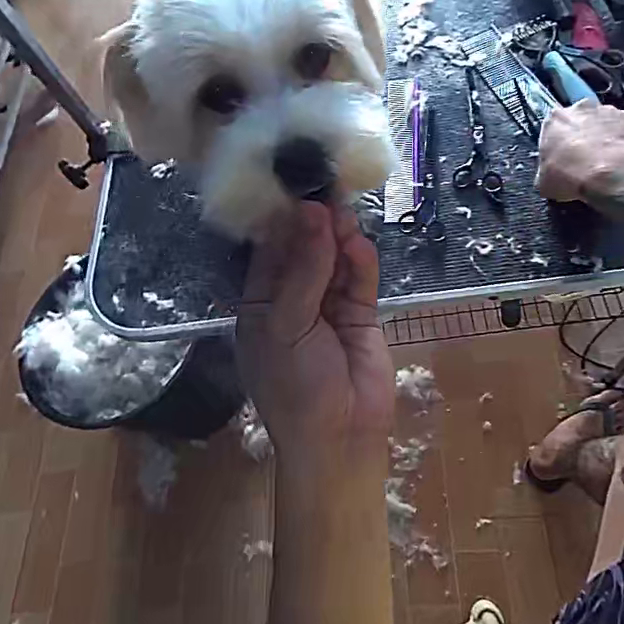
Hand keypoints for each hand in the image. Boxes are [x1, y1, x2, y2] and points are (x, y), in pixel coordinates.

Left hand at [236, 202, 392, 460]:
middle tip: (329, 194)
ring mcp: (329, 309)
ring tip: (347, 214)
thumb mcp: (286, 325)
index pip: (269, 253)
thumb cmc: (295, 385)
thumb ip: (303, 270)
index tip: (296, 187)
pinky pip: (361, 284)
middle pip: (306, 253)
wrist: (339, 435)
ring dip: (340, 241)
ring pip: (336, 264)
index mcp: (260, 304)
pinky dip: (362, 265)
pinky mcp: (362, 318)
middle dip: (316, 227)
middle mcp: (293, 301)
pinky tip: (361, 246)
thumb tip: (314, 214)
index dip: (283, 222)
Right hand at [535, 100, 623, 201]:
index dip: (561, 144)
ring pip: (606, 122)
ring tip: (610, 160)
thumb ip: (545, 172)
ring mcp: (608, 110)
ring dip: (606, 136)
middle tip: (588, 158)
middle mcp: (581, 107)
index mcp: (554, 119)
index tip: (565, 159)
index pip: (555, 128)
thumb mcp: (544, 183)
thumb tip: (547, 177)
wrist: (609, 176)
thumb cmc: (571, 178)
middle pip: (582, 119)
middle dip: (585, 134)